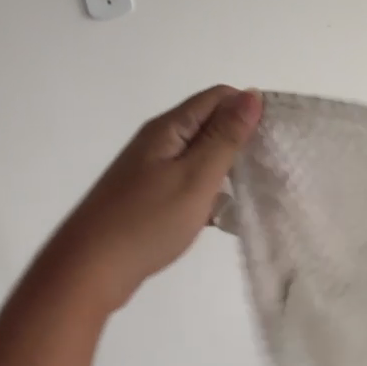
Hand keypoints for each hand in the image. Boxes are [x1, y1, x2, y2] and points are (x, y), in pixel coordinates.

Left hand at [49, 86, 261, 311]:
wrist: (89, 271)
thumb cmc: (146, 223)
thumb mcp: (196, 177)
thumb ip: (225, 137)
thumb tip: (251, 94)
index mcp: (169, 129)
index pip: (218, 97)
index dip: (250, 109)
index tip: (277, 138)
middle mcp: (158, 141)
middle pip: (210, 124)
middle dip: (242, 139)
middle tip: (272, 168)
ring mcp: (151, 169)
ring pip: (201, 155)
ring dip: (228, 168)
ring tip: (255, 192)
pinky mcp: (149, 196)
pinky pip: (189, 181)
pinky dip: (210, 192)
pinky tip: (223, 216)